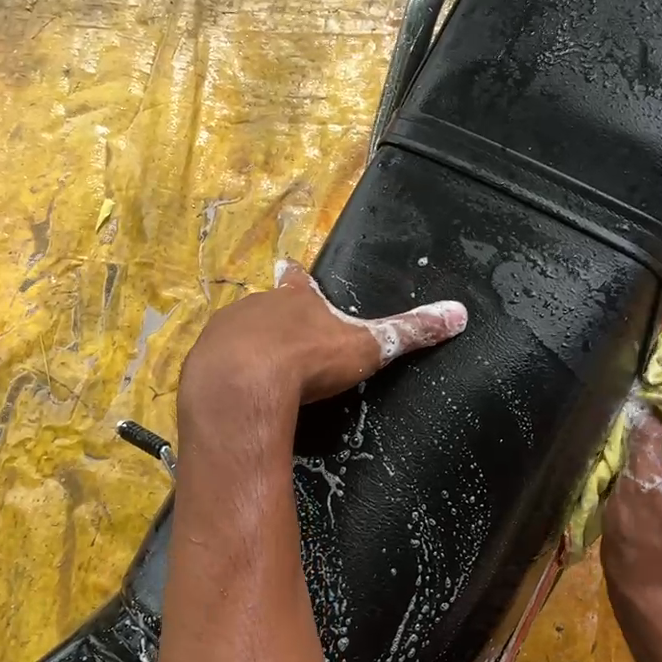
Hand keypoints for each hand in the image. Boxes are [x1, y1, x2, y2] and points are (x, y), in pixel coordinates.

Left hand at [179, 260, 467, 416]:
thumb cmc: (310, 359)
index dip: (297, 277)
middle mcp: (256, 307)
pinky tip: (233, 395)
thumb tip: (459, 314)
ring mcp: (223, 333)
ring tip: (256, 374)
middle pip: (265, 309)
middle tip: (282, 345)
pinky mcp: (201, 363)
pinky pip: (214, 367)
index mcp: (296, 299)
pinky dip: (225, 377)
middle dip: (273, 324)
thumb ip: (410, 332)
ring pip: (236, 337)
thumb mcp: (368, 346)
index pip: (297, 281)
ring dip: (245, 351)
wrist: (245, 385)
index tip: (288, 266)